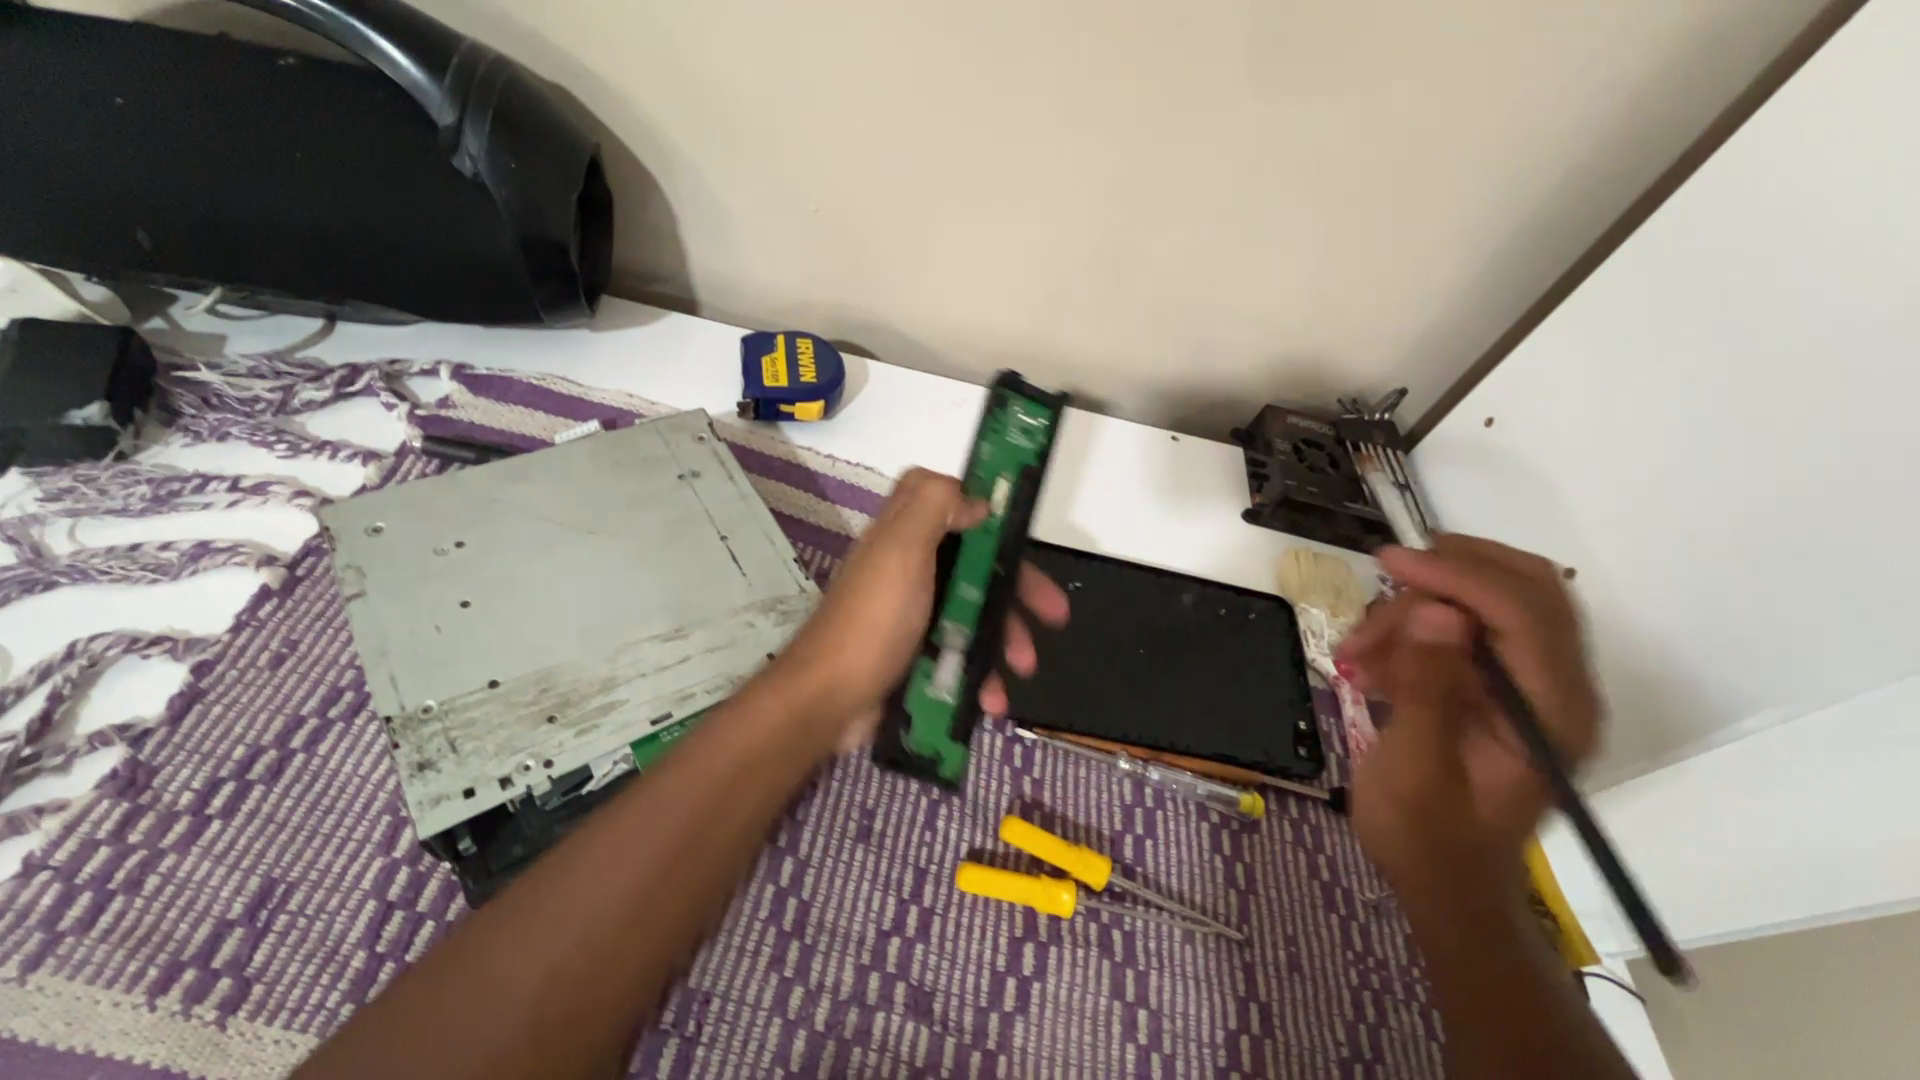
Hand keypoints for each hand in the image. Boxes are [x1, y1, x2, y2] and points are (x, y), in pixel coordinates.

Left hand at [765, 468, 1069, 752]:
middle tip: (1055, 614)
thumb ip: (934, 507)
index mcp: (904, 535)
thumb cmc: (873, 621)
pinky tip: (992, 699)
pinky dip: (979, 673)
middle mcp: (907, 568)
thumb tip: (975, 499)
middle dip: (1017, 588)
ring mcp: (910, 614)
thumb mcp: (901, 551)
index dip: (982, 509)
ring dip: (1004, 639)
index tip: (1016, 534)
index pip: (944, 502)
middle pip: (973, 563)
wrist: (828, 701)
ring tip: (1023, 669)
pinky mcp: (911, 654)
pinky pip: (957, 654)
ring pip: (971, 612)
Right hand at [1336, 536, 1599, 890]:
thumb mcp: (1413, 770)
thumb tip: (1441, 613)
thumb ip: (1430, 690)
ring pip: (1491, 601)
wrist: (1445, 885)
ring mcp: (1535, 686)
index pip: (1525, 613)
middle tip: (1381, 583)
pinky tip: (1374, 662)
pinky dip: (1416, 629)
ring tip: (1359, 650)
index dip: (1459, 576)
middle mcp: (1560, 689)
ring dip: (1419, 608)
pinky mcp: (1504, 687)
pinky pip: (1468, 629)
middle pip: (1526, 588)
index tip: (1388, 563)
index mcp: (1554, 714)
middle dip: (1448, 574)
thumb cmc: (1427, 840)